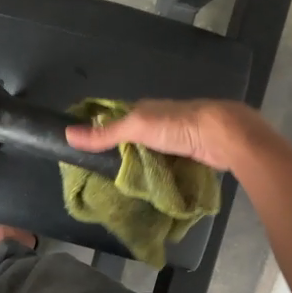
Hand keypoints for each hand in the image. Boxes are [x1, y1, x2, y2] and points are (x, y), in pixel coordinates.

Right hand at [65, 99, 272, 171]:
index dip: (102, 130)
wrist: (224, 136)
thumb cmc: (178, 126)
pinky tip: (151, 183)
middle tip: (102, 173)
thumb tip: (67, 134)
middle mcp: (161, 120)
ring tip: (123, 183)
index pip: (117, 118)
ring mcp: (178, 137)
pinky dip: (159, 170)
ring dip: (141, 162)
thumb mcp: (136, 127)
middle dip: (121, 149)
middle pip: (135, 135)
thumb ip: (105, 134)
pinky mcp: (192, 152)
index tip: (86, 149)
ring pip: (152, 150)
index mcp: (146, 108)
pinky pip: (168, 162)